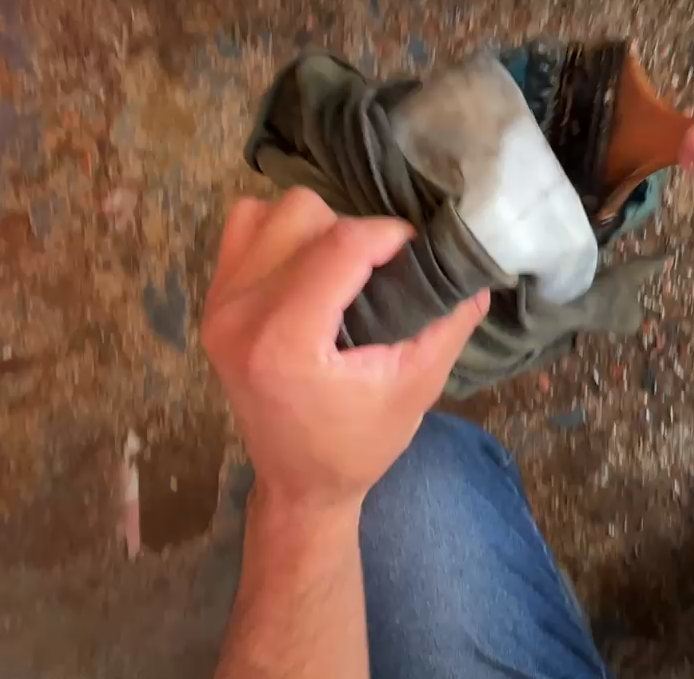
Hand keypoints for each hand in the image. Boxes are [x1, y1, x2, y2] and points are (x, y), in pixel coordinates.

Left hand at [200, 190, 486, 515]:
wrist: (299, 483)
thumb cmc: (359, 442)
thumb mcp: (417, 386)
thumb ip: (450, 323)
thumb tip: (479, 273)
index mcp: (285, 340)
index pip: (343, 244)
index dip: (392, 235)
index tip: (418, 253)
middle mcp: (239, 312)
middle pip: (309, 217)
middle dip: (358, 233)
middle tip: (382, 272)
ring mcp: (219, 302)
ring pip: (276, 211)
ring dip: (320, 228)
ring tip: (344, 269)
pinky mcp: (214, 299)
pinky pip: (246, 224)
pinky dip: (282, 231)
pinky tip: (308, 265)